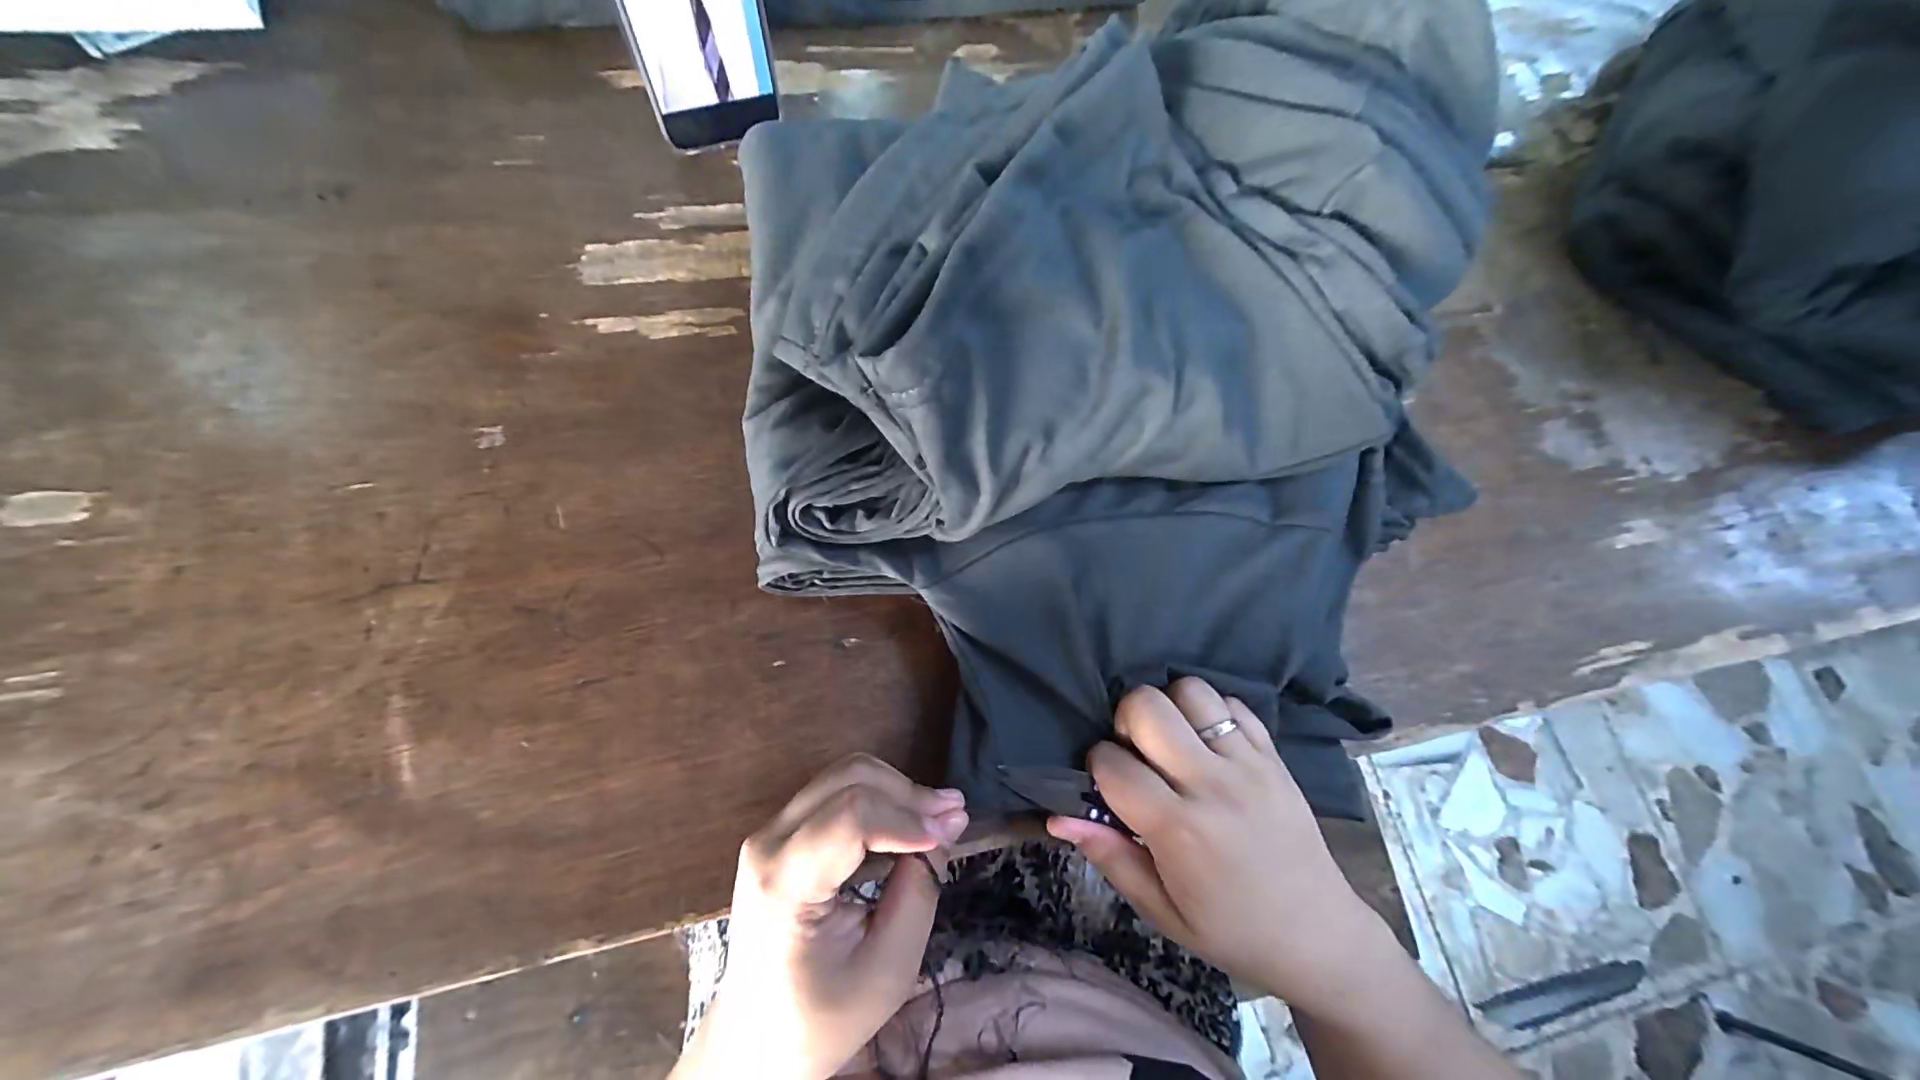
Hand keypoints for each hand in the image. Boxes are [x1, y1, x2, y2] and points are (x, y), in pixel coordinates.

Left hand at [672, 755, 967, 1079]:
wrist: (757, 1036)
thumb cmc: (821, 1017)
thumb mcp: (886, 971)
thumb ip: (918, 893)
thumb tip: (943, 828)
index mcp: (783, 882)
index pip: (851, 817)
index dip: (907, 817)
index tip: (951, 832)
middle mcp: (769, 843)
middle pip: (850, 780)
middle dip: (909, 794)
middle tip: (956, 817)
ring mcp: (771, 832)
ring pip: (845, 775)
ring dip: (897, 789)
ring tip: (940, 816)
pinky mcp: (783, 832)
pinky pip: (837, 792)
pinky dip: (881, 797)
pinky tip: (910, 819)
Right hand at [1047, 678, 1382, 1005]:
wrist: (1319, 936)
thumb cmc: (1230, 930)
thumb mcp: (1161, 910)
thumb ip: (1109, 856)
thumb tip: (1058, 816)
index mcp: (1179, 829)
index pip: (1113, 763)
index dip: (1097, 766)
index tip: (1106, 785)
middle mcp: (1213, 785)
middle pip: (1147, 706)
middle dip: (1125, 720)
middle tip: (1135, 753)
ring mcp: (1249, 764)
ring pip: (1191, 690)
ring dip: (1170, 708)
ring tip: (1172, 742)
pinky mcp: (1274, 756)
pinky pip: (1234, 704)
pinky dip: (1211, 713)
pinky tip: (1208, 745)